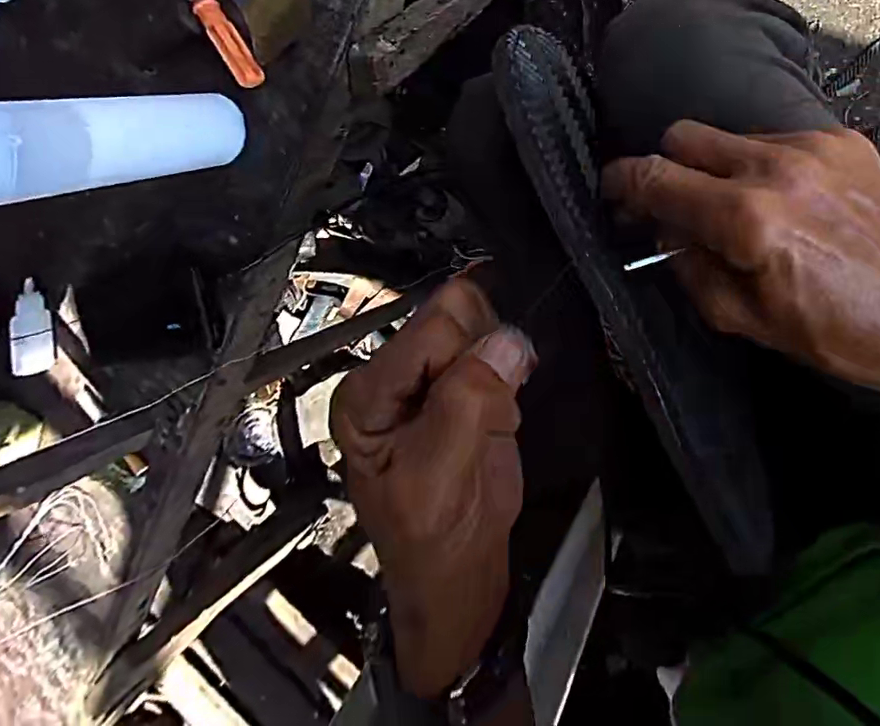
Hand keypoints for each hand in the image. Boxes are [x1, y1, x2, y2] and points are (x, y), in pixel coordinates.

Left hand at [331, 278, 536, 698]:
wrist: (459, 567)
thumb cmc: (432, 535)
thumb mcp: (438, 476)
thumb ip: (468, 403)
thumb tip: (507, 341)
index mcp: (368, 391)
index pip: (430, 331)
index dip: (466, 357)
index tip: (483, 400)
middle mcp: (394, 372)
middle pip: (452, 314)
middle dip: (483, 351)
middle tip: (488, 404)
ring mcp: (430, 372)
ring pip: (479, 319)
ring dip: (500, 360)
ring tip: (492, 412)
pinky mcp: (462, 378)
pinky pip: (497, 341)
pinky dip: (511, 368)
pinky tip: (501, 410)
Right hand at [602, 121, 879, 398]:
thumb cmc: (834, 331)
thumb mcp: (741, 316)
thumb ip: (688, 266)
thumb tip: (665, 231)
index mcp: (746, 219)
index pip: (656, 178)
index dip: (621, 182)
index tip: (613, 191)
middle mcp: (774, 169)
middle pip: (682, 135)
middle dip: (666, 166)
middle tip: (673, 201)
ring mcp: (812, 148)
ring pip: (728, 135)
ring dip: (716, 166)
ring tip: (740, 205)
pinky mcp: (841, 141)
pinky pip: (774, 139)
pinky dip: (763, 165)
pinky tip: (788, 198)